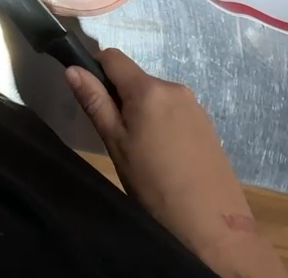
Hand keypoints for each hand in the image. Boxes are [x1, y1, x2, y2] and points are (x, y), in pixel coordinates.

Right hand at [67, 50, 286, 277]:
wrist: (214, 230)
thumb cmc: (155, 186)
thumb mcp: (116, 144)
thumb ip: (95, 102)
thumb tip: (72, 68)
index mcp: (149, 89)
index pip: (112, 56)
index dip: (96, 70)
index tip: (93, 100)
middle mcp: (174, 87)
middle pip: (134, 77)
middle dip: (121, 97)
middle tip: (119, 137)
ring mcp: (195, 106)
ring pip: (154, 95)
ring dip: (142, 111)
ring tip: (143, 152)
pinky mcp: (208, 124)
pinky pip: (174, 110)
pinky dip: (162, 123)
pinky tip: (166, 157)